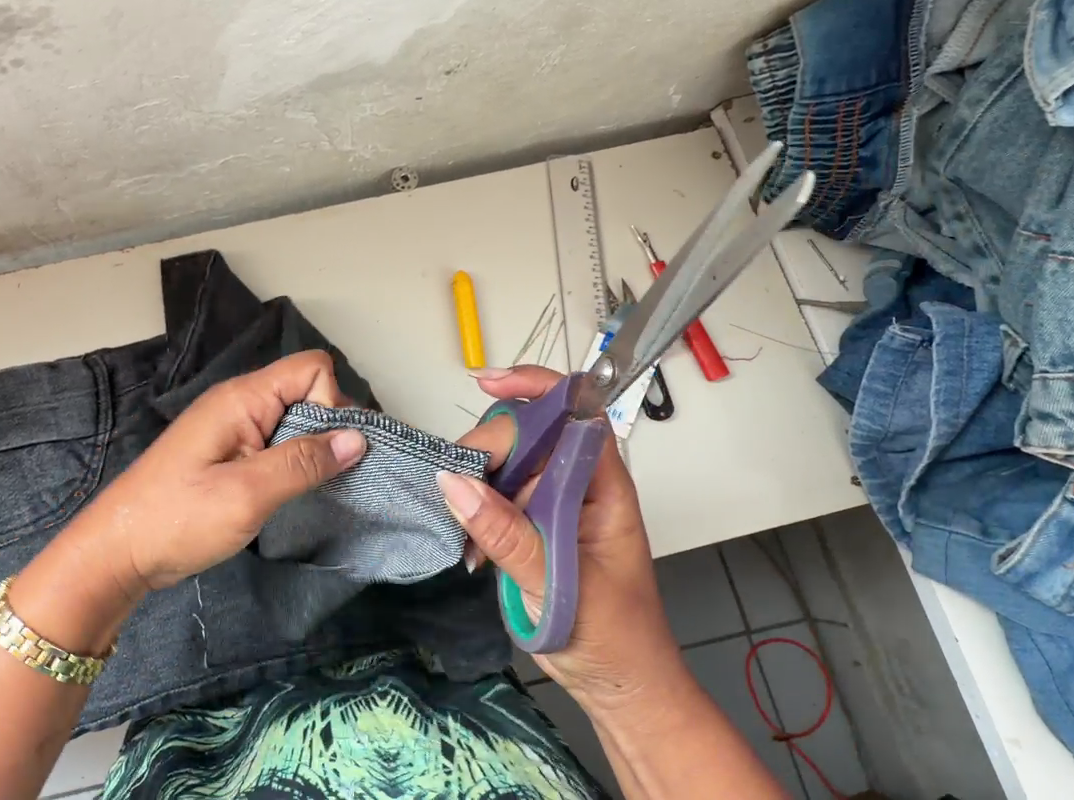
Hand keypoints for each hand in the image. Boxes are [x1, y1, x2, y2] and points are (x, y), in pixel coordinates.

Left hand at [66, 350, 366, 596]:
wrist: (118, 552)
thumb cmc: (178, 519)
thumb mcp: (247, 494)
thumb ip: (302, 463)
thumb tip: (358, 438)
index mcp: (242, 399)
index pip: (311, 368)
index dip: (331, 402)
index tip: (327, 450)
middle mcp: (239, 404)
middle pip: (306, 391)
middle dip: (329, 426)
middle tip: (332, 475)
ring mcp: (232, 429)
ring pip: (293, 419)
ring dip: (312, 448)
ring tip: (318, 487)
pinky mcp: (228, 454)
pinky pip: (275, 442)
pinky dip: (293, 462)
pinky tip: (295, 491)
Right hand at [438, 366, 686, 709]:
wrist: (620, 689)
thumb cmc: (612, 638)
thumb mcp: (560, 587)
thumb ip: (508, 535)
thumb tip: (453, 484)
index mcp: (602, 486)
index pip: (574, 414)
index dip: (534, 387)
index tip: (486, 384)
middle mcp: (575, 484)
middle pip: (526, 433)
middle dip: (487, 447)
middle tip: (454, 486)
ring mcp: (550, 503)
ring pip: (503, 464)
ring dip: (474, 484)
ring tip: (464, 532)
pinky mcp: (528, 524)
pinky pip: (492, 497)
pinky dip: (472, 511)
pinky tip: (467, 543)